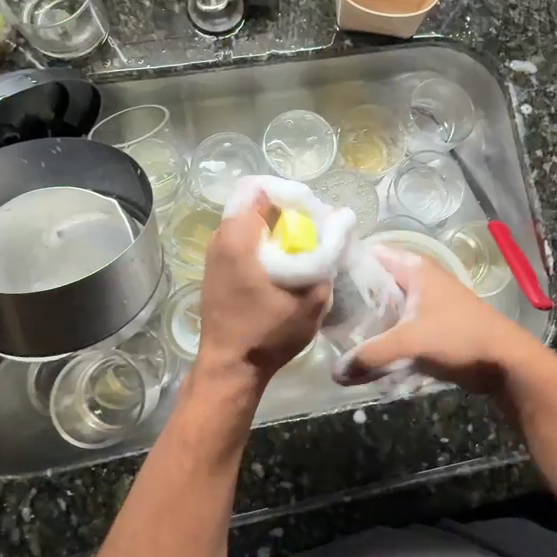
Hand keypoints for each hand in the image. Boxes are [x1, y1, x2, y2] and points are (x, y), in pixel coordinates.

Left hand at [198, 193, 330, 384]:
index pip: (260, 188)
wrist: (231, 368)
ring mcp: (215, 253)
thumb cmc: (268, 332)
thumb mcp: (311, 297)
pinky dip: (266, 243)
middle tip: (314, 231)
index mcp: (237, 237)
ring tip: (303, 248)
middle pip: (256, 203)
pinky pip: (243, 240)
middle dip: (288, 211)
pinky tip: (285, 265)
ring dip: (277, 228)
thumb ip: (328, 255)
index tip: (314, 214)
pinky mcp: (217, 269)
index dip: (291, 194)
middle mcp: (220, 237)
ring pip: (250, 222)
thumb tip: (342, 220)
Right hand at [336, 247, 543, 394]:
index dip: (344, 261)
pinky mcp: (430, 326)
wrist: (504, 361)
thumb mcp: (409, 342)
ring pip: (385, 307)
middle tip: (321, 313)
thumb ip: (369, 355)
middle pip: (374, 282)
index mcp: (414, 268)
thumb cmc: (458, 337)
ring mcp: (425, 303)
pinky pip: (397, 327)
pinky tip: (363, 352)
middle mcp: (418, 279)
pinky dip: (382, 337)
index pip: (370, 253)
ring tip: (335, 335)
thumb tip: (335, 372)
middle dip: (350, 298)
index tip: (317, 277)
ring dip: (366, 322)